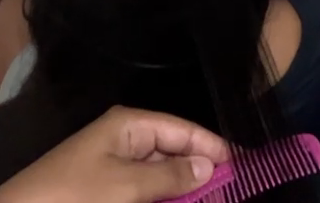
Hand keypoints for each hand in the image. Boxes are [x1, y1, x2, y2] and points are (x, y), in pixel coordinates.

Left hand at [0, 106, 229, 202]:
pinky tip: (179, 202)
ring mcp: (113, 164)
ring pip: (160, 171)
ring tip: (214, 196)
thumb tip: (208, 165)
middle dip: (200, 166)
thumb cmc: (76, 195)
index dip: (211, 144)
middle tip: (234, 186)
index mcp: (129, 125)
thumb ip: (169, 177)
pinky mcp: (105, 188)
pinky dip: (163, 195)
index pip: (180, 128)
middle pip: (172, 148)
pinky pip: (144, 187)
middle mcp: (124, 139)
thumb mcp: (126, 186)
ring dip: (183, 185)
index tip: (243, 163)